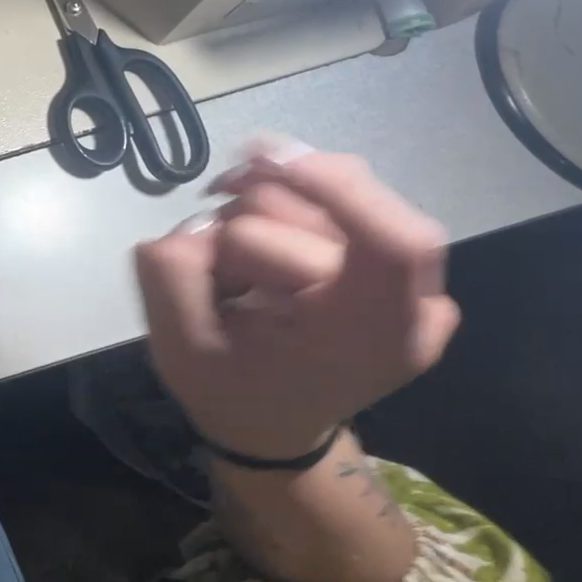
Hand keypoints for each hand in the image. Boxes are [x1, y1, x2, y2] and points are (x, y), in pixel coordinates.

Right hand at [134, 148, 459, 460]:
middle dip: (242, 228)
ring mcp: (404, 277)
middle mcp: (409, 300)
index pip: (392, 243)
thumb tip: (201, 218)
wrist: (268, 421)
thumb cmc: (227, 389)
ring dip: (251, 218)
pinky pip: (324, 196)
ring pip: (311, 194)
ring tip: (233, 271)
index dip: (333, 187)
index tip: (256, 160)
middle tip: (215, 277)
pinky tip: (249, 241)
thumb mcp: (177, 344)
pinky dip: (273, 205)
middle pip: (314, 211)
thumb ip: (173, 272)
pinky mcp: (384, 257)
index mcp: (369, 336)